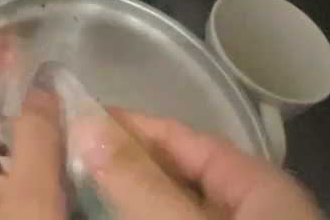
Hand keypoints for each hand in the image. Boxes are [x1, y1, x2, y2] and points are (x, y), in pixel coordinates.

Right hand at [77, 111, 322, 219]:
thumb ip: (142, 184)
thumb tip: (83, 124)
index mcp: (261, 185)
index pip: (179, 136)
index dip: (126, 124)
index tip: (71, 119)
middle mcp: (257, 208)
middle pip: (178, 174)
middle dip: (125, 167)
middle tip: (67, 162)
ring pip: (178, 209)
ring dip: (135, 202)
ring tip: (82, 194)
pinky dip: (152, 218)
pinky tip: (115, 218)